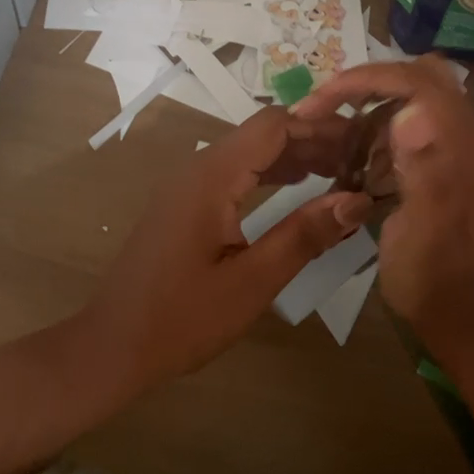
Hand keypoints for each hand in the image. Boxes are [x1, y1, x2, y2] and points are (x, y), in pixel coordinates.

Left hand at [80, 108, 370, 391]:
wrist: (111, 348)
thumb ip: (304, 235)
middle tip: (361, 159)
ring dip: (294, 155)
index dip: (321, 127)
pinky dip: (271, 173)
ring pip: (250, 151)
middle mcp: (199, 168)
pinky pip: (235, 172)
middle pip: (263, 133)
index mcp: (212, 177)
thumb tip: (358, 200)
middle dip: (313, 139)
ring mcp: (189, 185)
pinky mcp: (186, 204)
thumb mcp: (251, 282)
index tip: (363, 141)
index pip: (274, 126)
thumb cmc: (181, 319)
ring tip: (341, 170)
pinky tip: (299, 187)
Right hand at [292, 57, 473, 345]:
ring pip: (411, 90)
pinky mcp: (441, 153)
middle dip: (364, 82)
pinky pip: (407, 114)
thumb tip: (411, 112)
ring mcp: (454, 140)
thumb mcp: (424, 230)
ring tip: (331, 123)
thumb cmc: (432, 274)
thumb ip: (425, 170)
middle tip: (322, 106)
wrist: (456, 309)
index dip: (363, 80)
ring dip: (369, 98)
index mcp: (462, 141)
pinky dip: (377, 119)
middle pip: (413, 74)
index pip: (414, 79)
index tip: (319, 102)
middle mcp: (464, 130)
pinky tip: (354, 149)